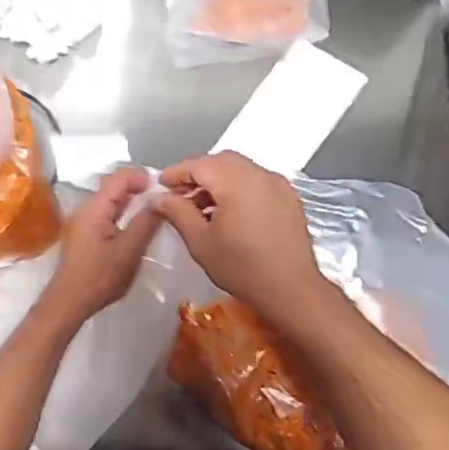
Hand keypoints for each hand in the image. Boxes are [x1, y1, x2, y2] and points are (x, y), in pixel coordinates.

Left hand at [36, 166, 161, 327]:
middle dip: (138, 189)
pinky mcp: (81, 236)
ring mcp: (80, 223)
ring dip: (130, 203)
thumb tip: (160, 199)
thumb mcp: (129, 250)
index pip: (119, 177)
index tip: (163, 188)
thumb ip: (146, 222)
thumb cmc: (99, 278)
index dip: (142, 176)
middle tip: (161, 200)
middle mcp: (84, 210)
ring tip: (151, 214)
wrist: (68, 303)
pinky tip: (133, 229)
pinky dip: (120, 216)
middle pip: (113, 187)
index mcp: (94, 208)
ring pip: (108, 202)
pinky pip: (103, 216)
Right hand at [154, 151, 331, 314]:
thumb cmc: (240, 267)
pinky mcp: (288, 198)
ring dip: (217, 181)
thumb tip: (159, 198)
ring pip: (240, 170)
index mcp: (236, 183)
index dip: (176, 172)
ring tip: (201, 207)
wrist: (289, 288)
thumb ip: (178, 213)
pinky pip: (256, 182)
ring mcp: (278, 184)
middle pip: (222, 161)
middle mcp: (260, 175)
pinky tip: (227, 213)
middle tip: (179, 196)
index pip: (200, 164)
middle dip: (197, 174)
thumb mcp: (200, 242)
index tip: (160, 186)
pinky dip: (236, 188)